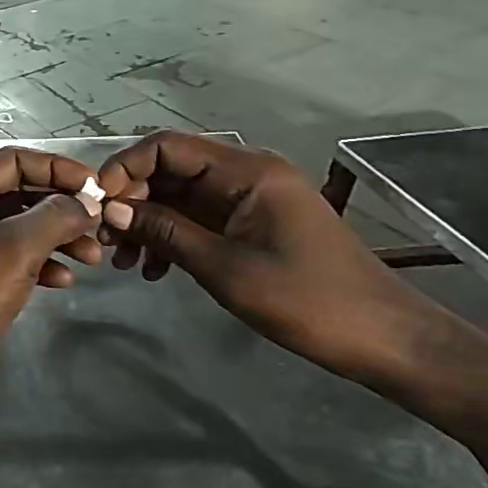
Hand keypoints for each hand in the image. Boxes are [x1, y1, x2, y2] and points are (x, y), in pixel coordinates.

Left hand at [0, 148, 103, 395]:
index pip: (13, 161)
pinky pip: (19, 256)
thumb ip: (54, 217)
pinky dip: (45, 262)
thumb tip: (87, 202)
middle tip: (99, 222)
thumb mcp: (15, 248)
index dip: (56, 168)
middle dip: (61, 205)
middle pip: (21, 191)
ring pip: (24, 226)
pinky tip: (66, 279)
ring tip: (93, 256)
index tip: (94, 186)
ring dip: (59, 235)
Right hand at [96, 131, 445, 385]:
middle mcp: (246, 173)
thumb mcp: (225, 267)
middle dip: (132, 200)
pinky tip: (155, 270)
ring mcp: (249, 199)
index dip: (126, 167)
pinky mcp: (251, 223)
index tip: (100, 204)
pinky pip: (197, 218)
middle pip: (170, 169)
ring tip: (125, 262)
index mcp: (246, 170)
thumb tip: (111, 209)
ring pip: (179, 196)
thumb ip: (165, 231)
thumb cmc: (309, 301)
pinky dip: (171, 237)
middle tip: (106, 239)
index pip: (167, 146)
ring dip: (147, 222)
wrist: (386, 340)